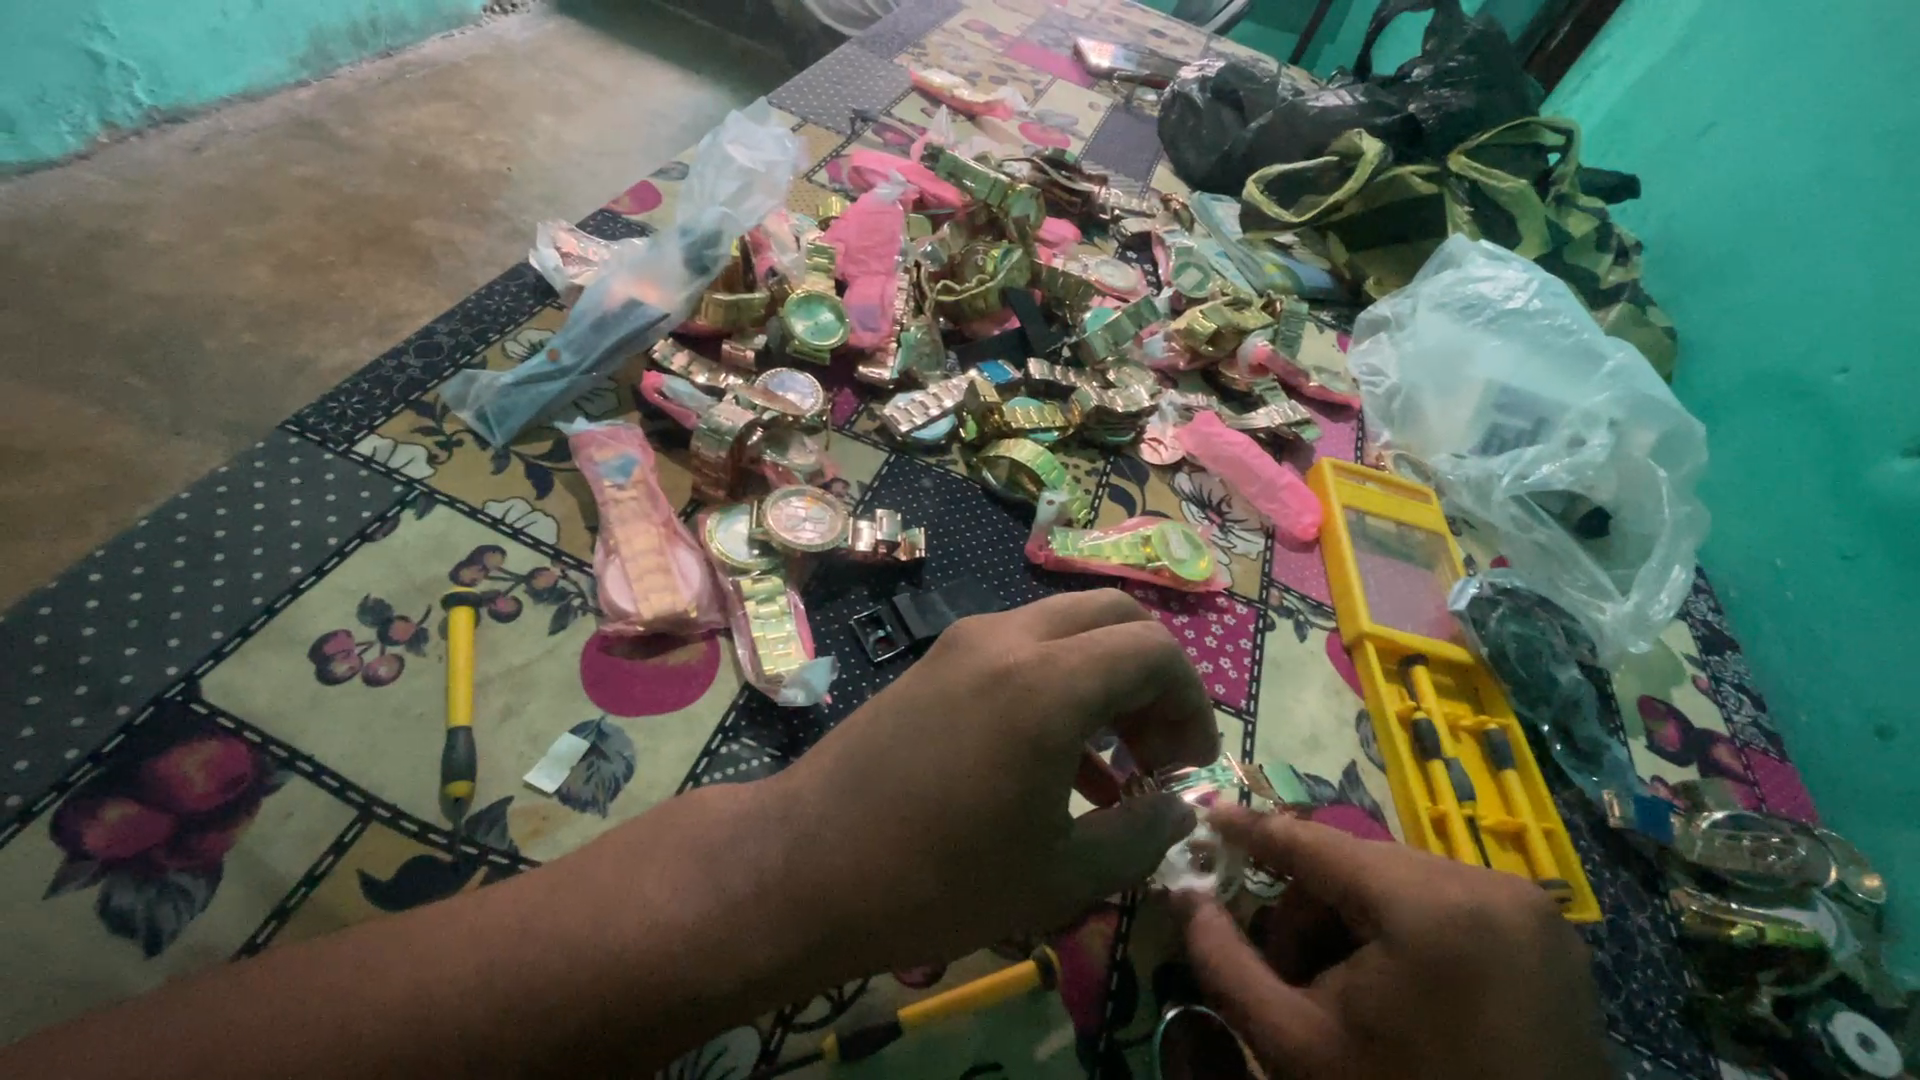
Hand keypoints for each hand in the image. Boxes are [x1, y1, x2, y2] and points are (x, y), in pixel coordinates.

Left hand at [772, 589, 1219, 971]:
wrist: (803, 866)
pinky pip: (1020, 649)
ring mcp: (965, 642)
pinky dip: (1057, 682)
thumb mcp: (1059, 876)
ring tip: (1113, 765)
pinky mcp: (936, 661)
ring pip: (1065, 627)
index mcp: (1049, 682)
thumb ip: (1139, 836)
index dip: (1191, 703)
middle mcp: (1009, 638)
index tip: (1187, 767)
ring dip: (1104, 678)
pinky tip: (1054, 762)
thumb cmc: (936, 881)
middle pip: (1114, 618)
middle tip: (1156, 752)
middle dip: (1153, 678)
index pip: (1156, 651)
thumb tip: (1178, 809)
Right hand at [1179, 806, 1608, 1079]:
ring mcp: (1530, 907)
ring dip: (1354, 920)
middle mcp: (1488, 884)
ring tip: (1346, 992)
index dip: (1254, 830)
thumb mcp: (1295, 1046)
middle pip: (1357, 866)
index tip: (1209, 815)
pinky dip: (1404, 928)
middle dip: (1310, 911)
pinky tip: (1397, 989)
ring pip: (1399, 879)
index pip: (1315, 844)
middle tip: (1292, 975)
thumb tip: (1184, 893)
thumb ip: (1225, 962)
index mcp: (1431, 905)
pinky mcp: (1550, 932)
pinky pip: (1447, 900)